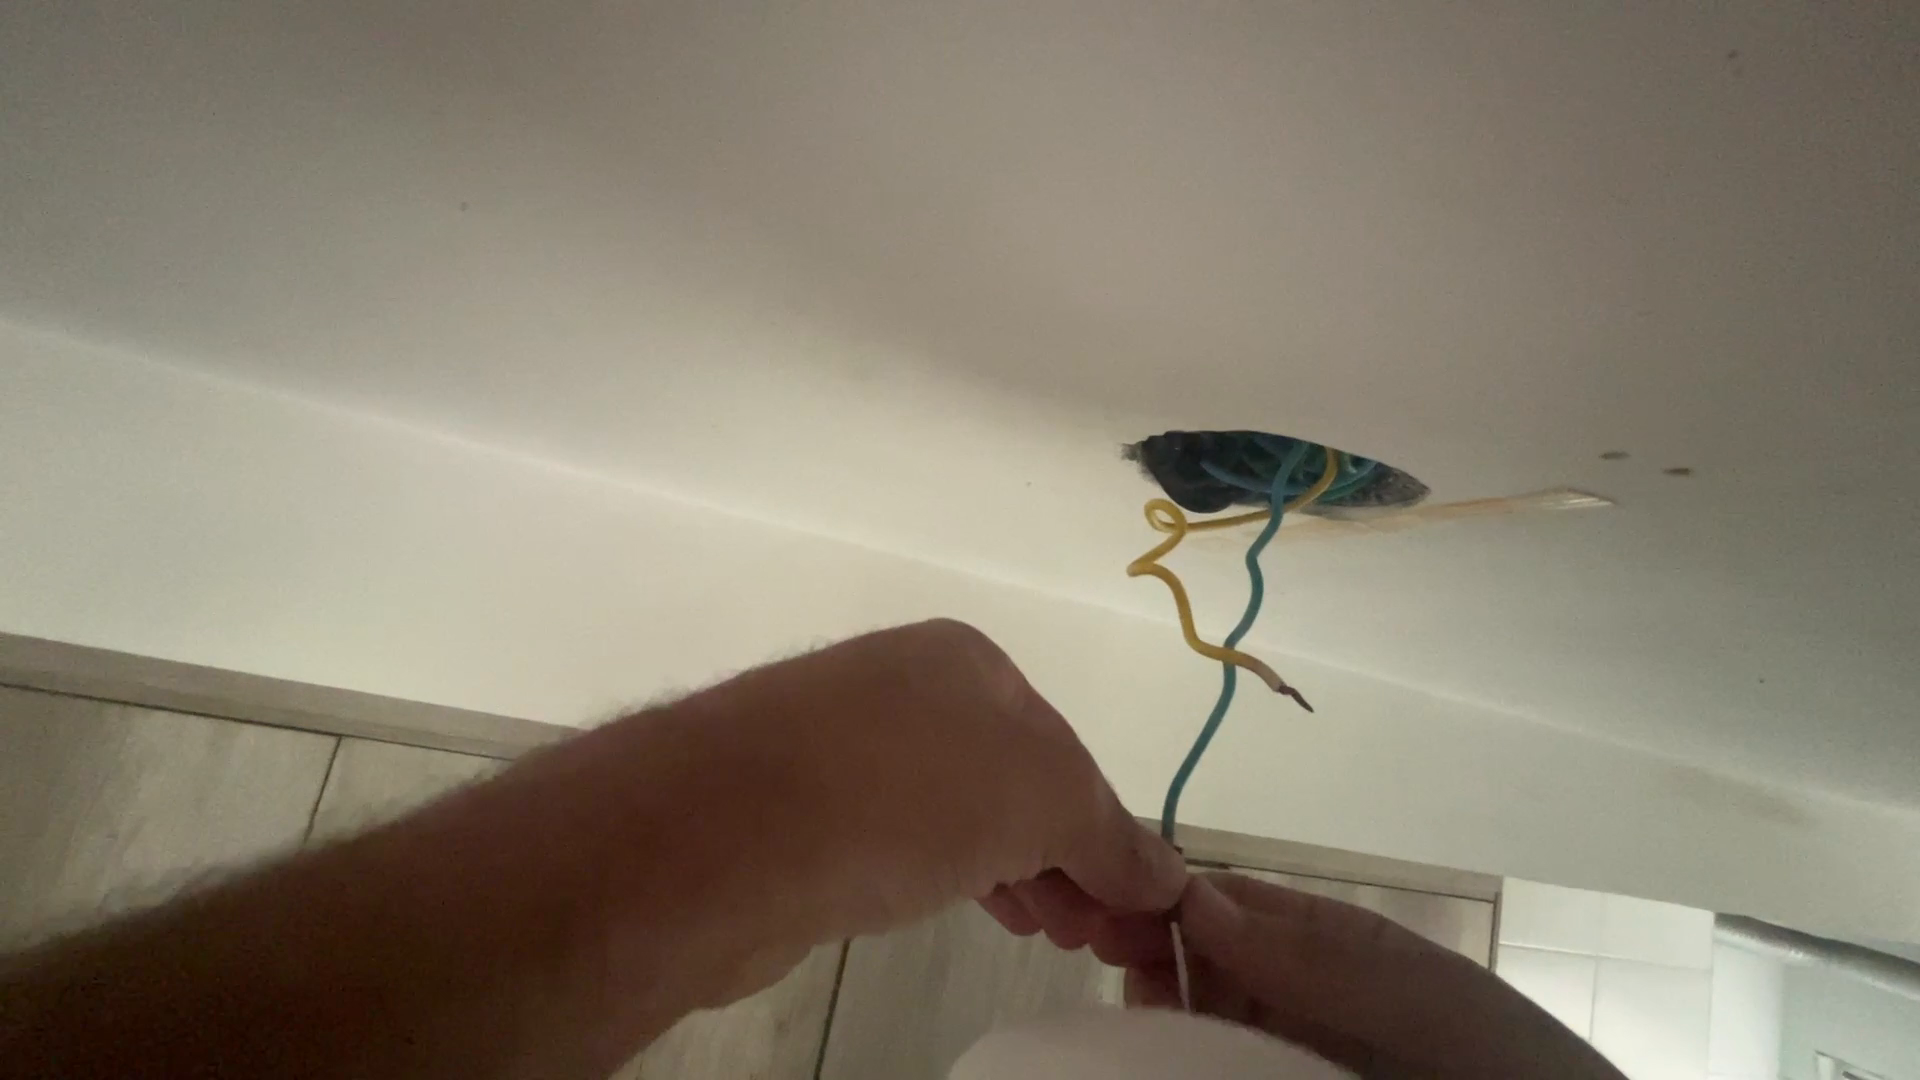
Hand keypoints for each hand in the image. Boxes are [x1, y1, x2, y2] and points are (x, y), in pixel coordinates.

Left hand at [578, 619, 1187, 1013]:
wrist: (724, 830)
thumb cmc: (906, 790)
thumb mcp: (1039, 799)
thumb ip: (1110, 835)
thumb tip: (1167, 879)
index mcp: (969, 660)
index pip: (1066, 749)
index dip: (1109, 830)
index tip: (1131, 909)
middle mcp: (909, 685)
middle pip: (1014, 779)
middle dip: (1066, 856)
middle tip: (1093, 931)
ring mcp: (851, 739)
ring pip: (960, 809)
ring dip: (1016, 868)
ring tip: (1047, 927)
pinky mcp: (807, 798)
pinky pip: (904, 833)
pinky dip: (950, 869)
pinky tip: (975, 905)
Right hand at [1115, 873, 1628, 1079]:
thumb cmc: (1492, 1059)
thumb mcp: (1408, 992)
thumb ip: (1302, 952)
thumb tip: (1187, 896)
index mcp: (1315, 941)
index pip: (1220, 902)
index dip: (1163, 900)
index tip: (1110, 917)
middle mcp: (1288, 989)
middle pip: (1195, 957)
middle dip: (1149, 955)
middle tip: (1114, 971)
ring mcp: (1281, 1045)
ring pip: (1196, 1015)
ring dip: (1157, 1011)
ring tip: (1135, 1026)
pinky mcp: (1274, 1075)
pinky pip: (1219, 1060)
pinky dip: (1182, 1053)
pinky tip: (1158, 1054)